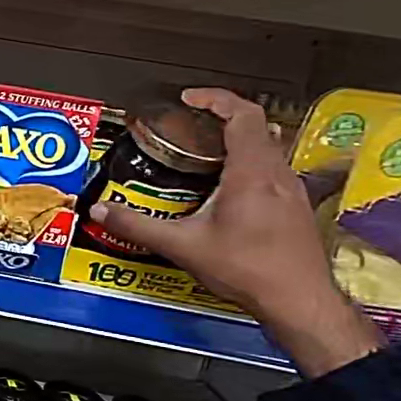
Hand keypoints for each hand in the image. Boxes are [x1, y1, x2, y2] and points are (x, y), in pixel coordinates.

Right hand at [89, 88, 382, 376]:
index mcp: (251, 172)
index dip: (215, 98)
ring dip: (239, 141)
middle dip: (223, 118)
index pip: (242, 114)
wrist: (298, 302)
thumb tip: (101, 211)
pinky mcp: (297, 208)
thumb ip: (138, 226)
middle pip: (256, 126)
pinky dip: (251, 164)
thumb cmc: (247, 270)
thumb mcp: (183, 246)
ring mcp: (293, 190)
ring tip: (207, 153)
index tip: (190, 98)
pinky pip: (275, 170)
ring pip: (268, 148)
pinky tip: (232, 190)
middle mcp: (277, 174)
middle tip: (192, 125)